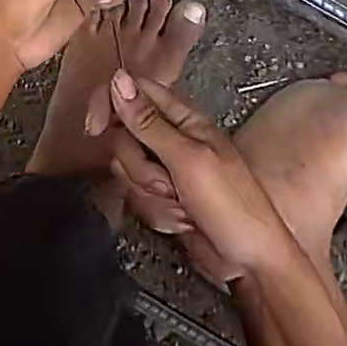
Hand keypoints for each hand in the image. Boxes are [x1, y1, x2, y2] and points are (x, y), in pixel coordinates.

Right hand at [106, 70, 296, 274]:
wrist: (252, 264)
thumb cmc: (233, 205)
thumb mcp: (187, 159)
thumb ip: (148, 122)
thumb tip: (118, 80)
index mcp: (182, 117)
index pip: (132, 91)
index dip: (109, 104)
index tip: (94, 127)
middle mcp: (171, 137)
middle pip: (123, 135)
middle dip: (139, 165)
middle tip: (168, 181)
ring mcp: (166, 168)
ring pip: (127, 169)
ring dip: (150, 192)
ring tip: (182, 203)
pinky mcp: (162, 195)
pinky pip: (137, 196)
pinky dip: (157, 211)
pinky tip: (182, 219)